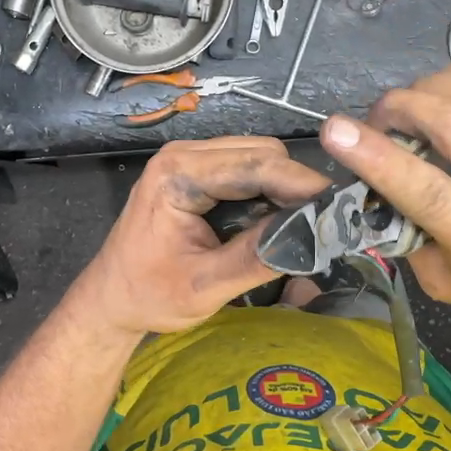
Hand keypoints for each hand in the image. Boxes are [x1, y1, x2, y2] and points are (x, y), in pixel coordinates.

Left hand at [67, 137, 329, 336]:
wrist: (111, 298)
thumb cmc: (149, 295)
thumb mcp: (205, 286)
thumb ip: (256, 257)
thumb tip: (312, 234)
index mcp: (178, 174)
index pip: (256, 164)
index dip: (301, 184)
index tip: (339, 208)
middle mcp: (184, 154)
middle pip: (261, 152)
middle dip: (294, 184)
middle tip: (321, 224)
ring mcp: (189, 159)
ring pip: (258, 156)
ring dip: (283, 186)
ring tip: (301, 225)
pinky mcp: (196, 171)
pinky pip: (246, 168)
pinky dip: (267, 189)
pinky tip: (275, 220)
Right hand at [319, 64, 450, 353]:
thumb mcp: (448, 286)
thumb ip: (407, 241)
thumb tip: (375, 200)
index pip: (421, 187)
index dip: (373, 155)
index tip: (333, 130)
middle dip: (398, 106)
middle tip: (376, 121)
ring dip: (429, 87)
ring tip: (411, 106)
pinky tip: (445, 94)